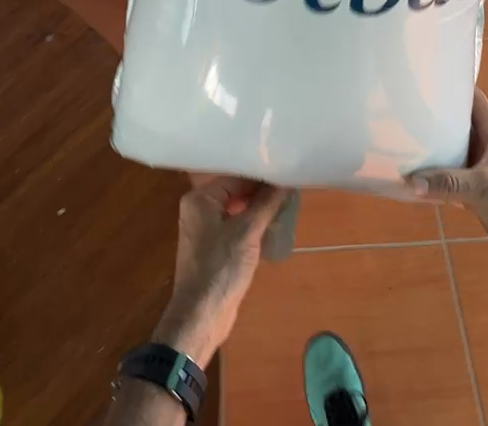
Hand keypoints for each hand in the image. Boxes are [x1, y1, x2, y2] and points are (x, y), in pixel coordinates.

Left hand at [153, 177, 291, 365]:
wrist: (202, 314)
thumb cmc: (221, 267)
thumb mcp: (248, 231)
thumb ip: (266, 203)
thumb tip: (284, 180)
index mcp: (200, 198)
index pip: (235, 177)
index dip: (261, 176)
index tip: (286, 173)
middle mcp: (198, 209)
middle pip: (234, 192)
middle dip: (260, 191)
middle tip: (289, 187)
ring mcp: (204, 229)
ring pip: (235, 210)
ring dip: (257, 208)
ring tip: (286, 203)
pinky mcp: (212, 247)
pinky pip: (234, 227)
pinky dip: (251, 224)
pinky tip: (272, 225)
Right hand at [407, 89, 487, 271]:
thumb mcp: (484, 190)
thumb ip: (448, 183)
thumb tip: (411, 180)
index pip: (475, 100)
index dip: (455, 85)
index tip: (428, 77)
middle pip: (459, 123)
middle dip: (436, 115)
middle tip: (405, 107)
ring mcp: (483, 170)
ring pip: (454, 149)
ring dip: (433, 146)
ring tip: (402, 137)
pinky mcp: (478, 191)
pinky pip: (452, 175)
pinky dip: (435, 174)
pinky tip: (415, 176)